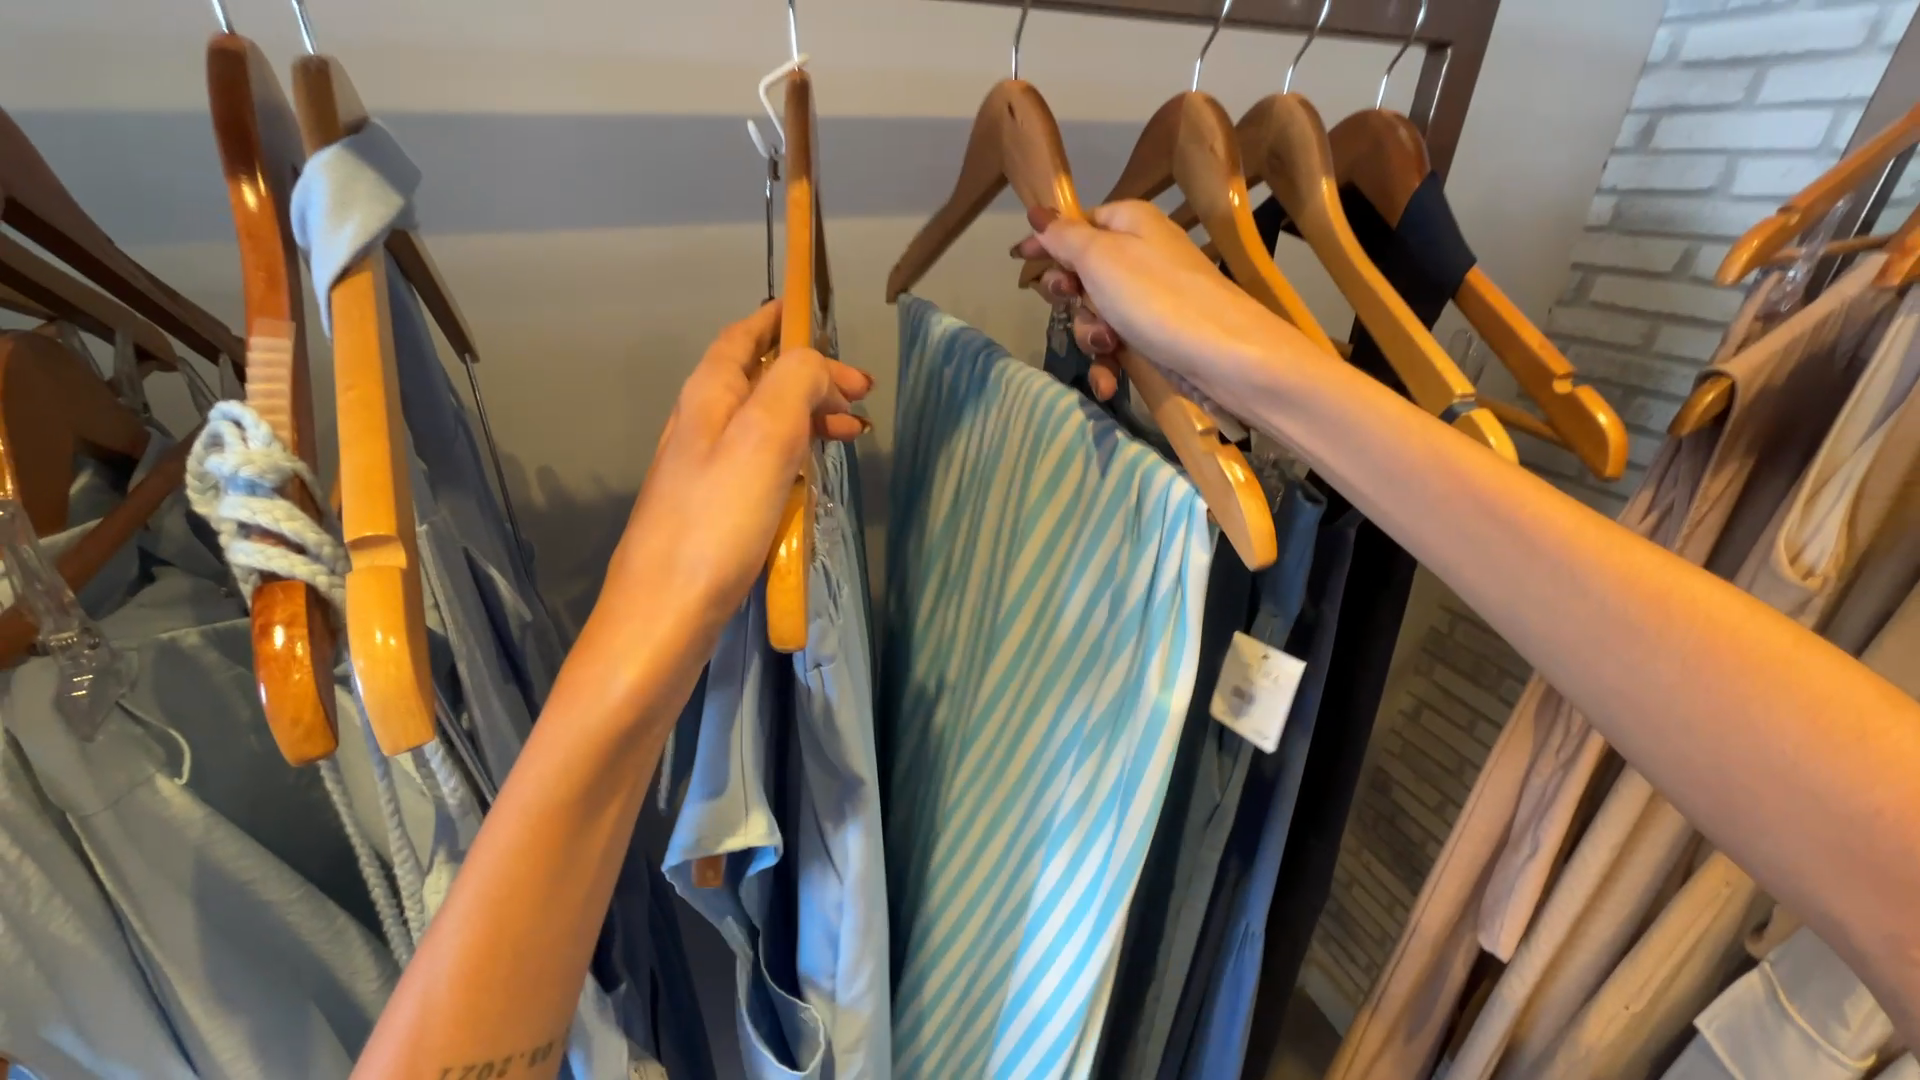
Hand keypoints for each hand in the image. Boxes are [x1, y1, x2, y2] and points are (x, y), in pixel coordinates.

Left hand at [599, 300, 871, 639]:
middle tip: (861, 396)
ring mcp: (705, 469)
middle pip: (760, 379)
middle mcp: (702, 424)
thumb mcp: (764, 435)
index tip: (821, 318)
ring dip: (808, 418)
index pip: (743, 336)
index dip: (781, 322)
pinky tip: (814, 477)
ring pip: (764, 423)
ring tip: (854, 435)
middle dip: (811, 377)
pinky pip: (762, 463)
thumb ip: (795, 382)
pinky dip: (795, 455)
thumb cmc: (717, 519)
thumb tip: (820, 367)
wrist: (666, 612)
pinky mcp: (715, 509)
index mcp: (709, 395)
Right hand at [1014, 201, 1295, 400]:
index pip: (1077, 225)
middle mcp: (1139, 256)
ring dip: (1091, 336)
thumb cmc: (1158, 297)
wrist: (1224, 356)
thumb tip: (1038, 212)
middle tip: (1074, 303)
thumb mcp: (1101, 259)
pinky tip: (1108, 382)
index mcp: (1129, 223)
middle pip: (1081, 273)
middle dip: (1071, 298)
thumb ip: (1064, 237)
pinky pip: (1116, 345)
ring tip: (1108, 346)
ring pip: (1095, 314)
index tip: (1022, 262)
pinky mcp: (1154, 337)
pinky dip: (1108, 363)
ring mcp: (1147, 299)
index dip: (1049, 244)